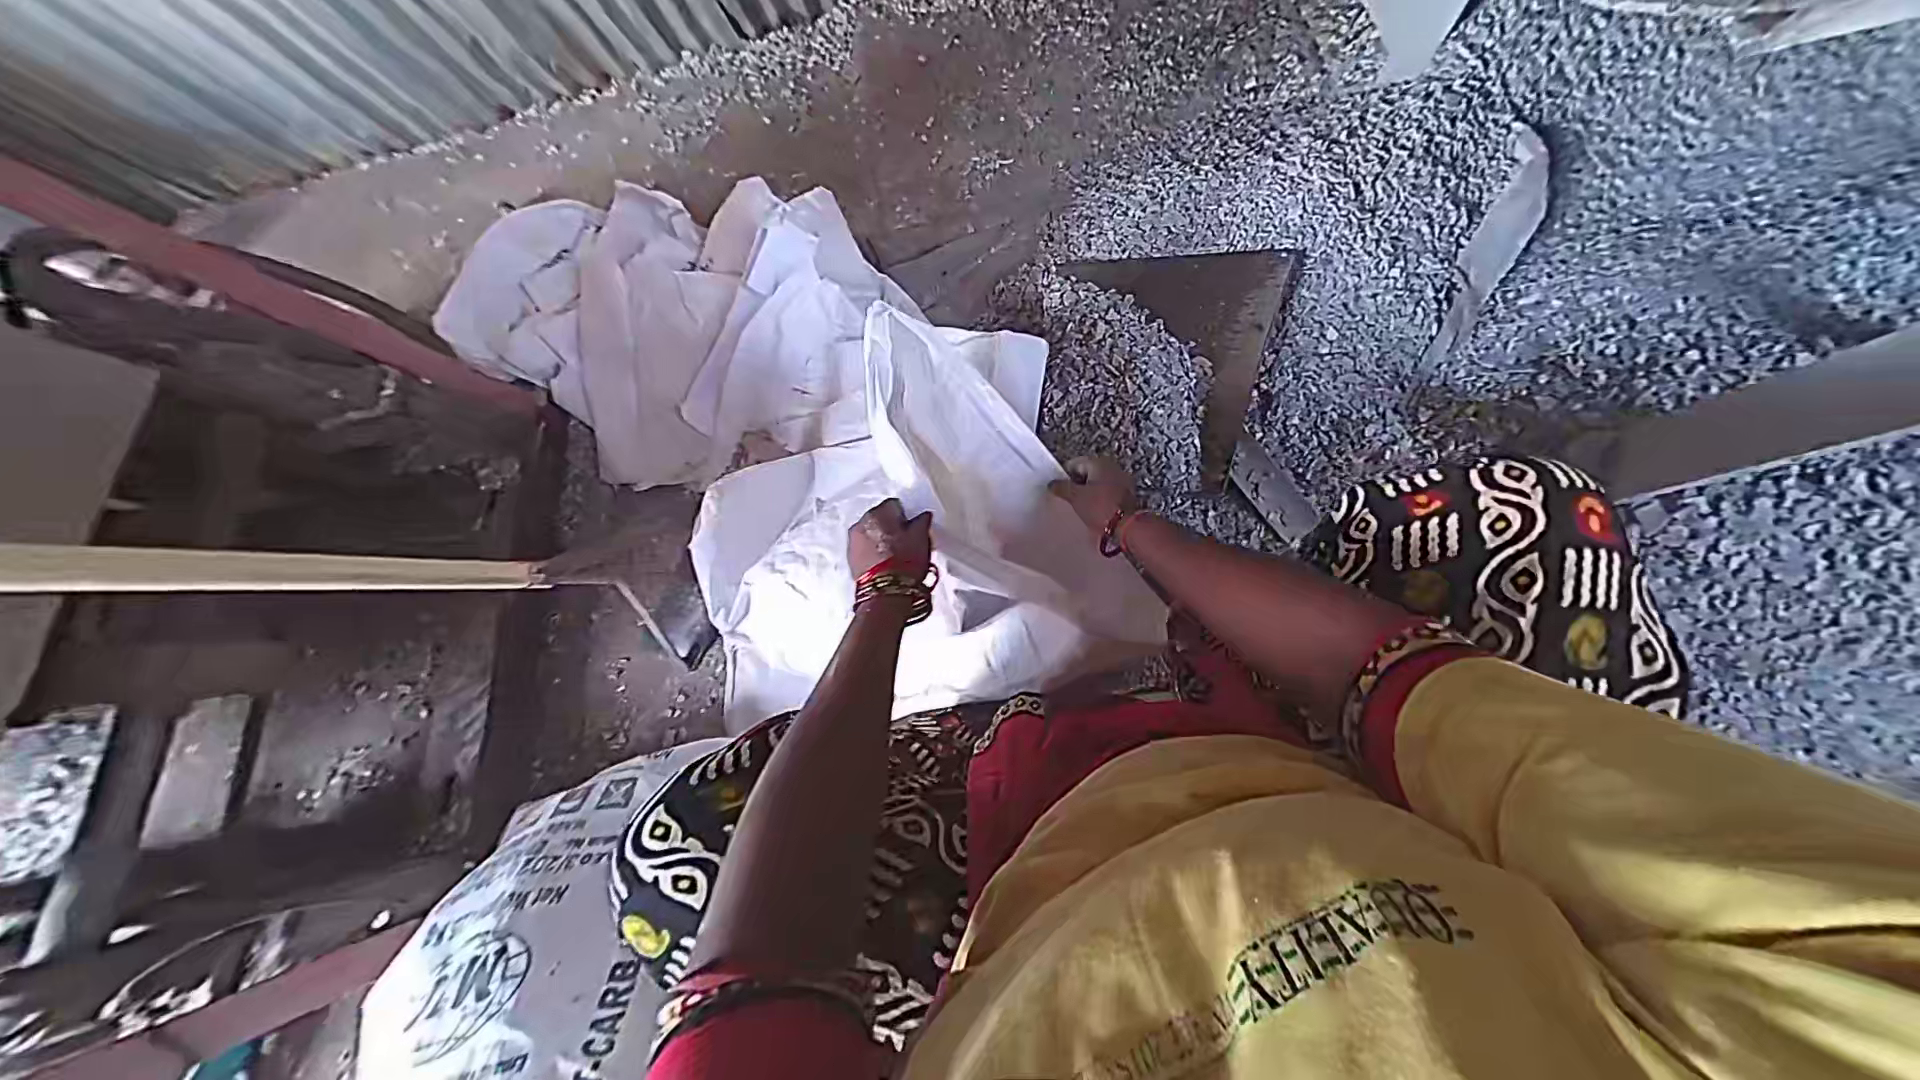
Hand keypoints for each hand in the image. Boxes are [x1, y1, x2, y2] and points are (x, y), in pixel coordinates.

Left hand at [848, 498, 932, 581]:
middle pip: (880, 519)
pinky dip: (874, 553)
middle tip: (905, 542)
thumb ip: (921, 521)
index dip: (906, 517)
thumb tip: (922, 516)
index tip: (913, 528)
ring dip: (881, 540)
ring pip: (871, 534)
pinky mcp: (850, 560)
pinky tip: (886, 564)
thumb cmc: (905, 562)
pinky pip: (865, 549)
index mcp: (878, 513)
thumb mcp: (921, 538)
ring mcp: (853, 542)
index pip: (894, 505)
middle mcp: (861, 523)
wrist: (885, 595)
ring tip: (896, 555)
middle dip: (891, 527)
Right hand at [1049, 456, 1139, 541]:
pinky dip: (1100, 500)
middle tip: (1070, 499)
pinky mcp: (1127, 495)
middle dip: (1077, 485)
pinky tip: (1095, 511)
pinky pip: (1108, 494)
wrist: (1126, 526)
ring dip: (1089, 493)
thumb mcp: (1074, 497)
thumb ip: (1060, 487)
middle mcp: (1113, 467)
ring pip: (1098, 484)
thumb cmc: (1101, 508)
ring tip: (1082, 507)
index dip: (1064, 476)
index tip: (1059, 488)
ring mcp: (1122, 481)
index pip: (1074, 464)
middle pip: (1087, 473)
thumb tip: (1053, 484)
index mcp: (1099, 462)